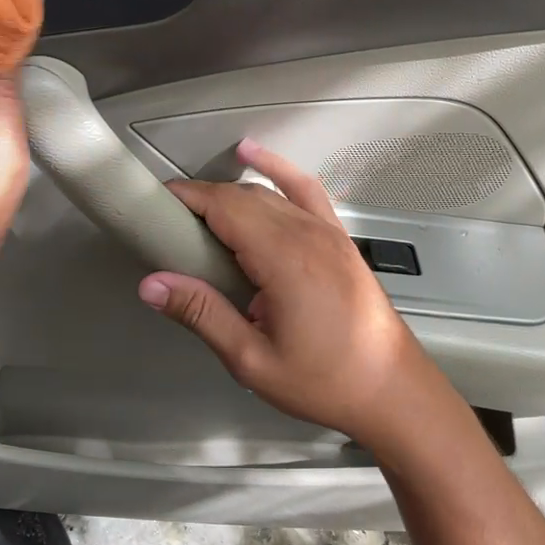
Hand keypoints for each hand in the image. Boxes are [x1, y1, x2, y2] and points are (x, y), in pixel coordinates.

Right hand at [138, 140, 442, 448]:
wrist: (392, 391)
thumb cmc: (324, 381)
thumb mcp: (252, 360)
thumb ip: (202, 314)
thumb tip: (151, 285)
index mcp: (284, 260)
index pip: (224, 207)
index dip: (186, 199)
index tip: (153, 206)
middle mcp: (306, 234)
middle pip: (241, 197)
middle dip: (200, 200)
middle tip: (166, 224)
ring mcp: (326, 231)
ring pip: (266, 193)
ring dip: (228, 194)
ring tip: (195, 210)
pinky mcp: (337, 236)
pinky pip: (303, 189)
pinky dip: (276, 167)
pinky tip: (252, 153)